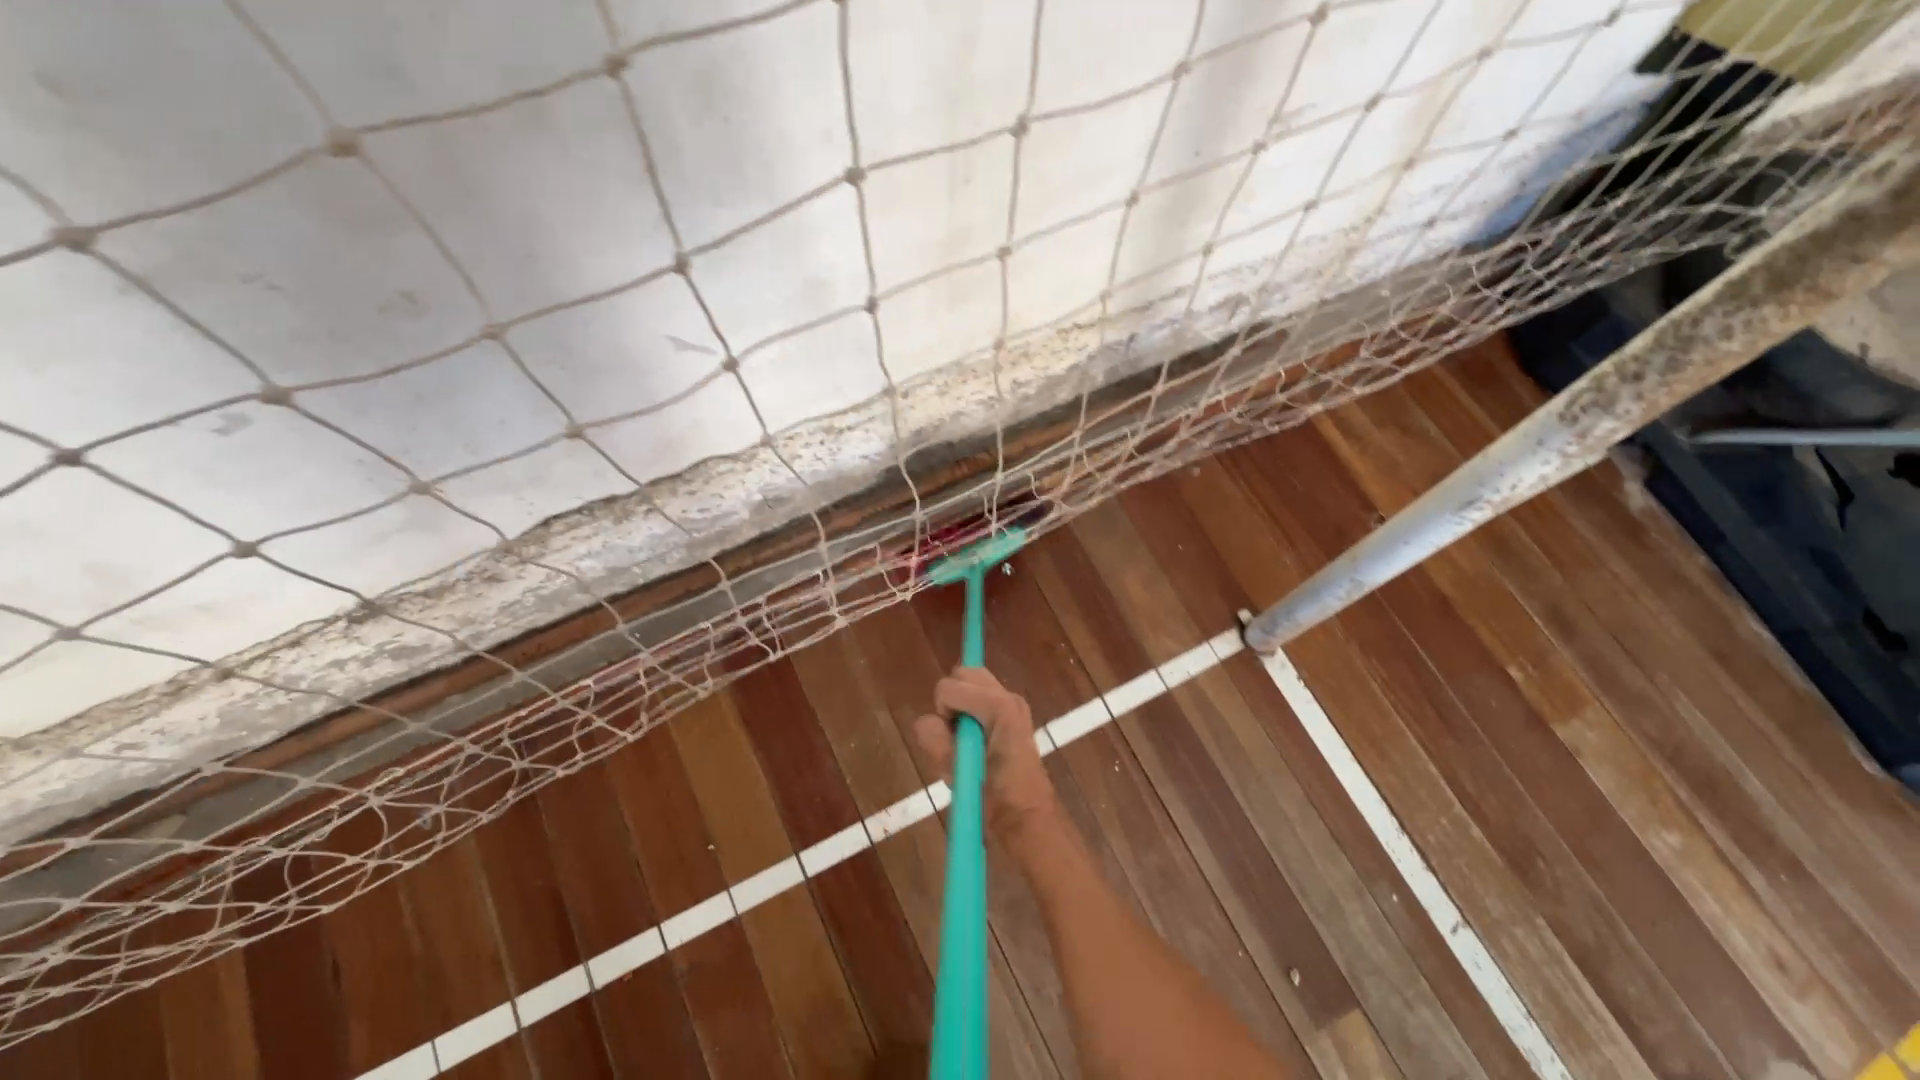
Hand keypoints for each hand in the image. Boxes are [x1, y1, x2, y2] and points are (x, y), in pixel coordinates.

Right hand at [914, 667, 1059, 847]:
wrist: (1027, 820)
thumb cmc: (992, 799)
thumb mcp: (956, 770)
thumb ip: (935, 738)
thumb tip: (927, 723)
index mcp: (998, 707)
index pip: (948, 688)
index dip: (943, 712)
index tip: (953, 739)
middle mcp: (1008, 698)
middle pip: (963, 676)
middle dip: (952, 702)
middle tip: (957, 739)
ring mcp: (1013, 706)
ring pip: (970, 687)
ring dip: (961, 711)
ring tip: (969, 748)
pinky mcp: (1012, 716)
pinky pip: (979, 703)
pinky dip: (971, 717)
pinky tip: (978, 748)